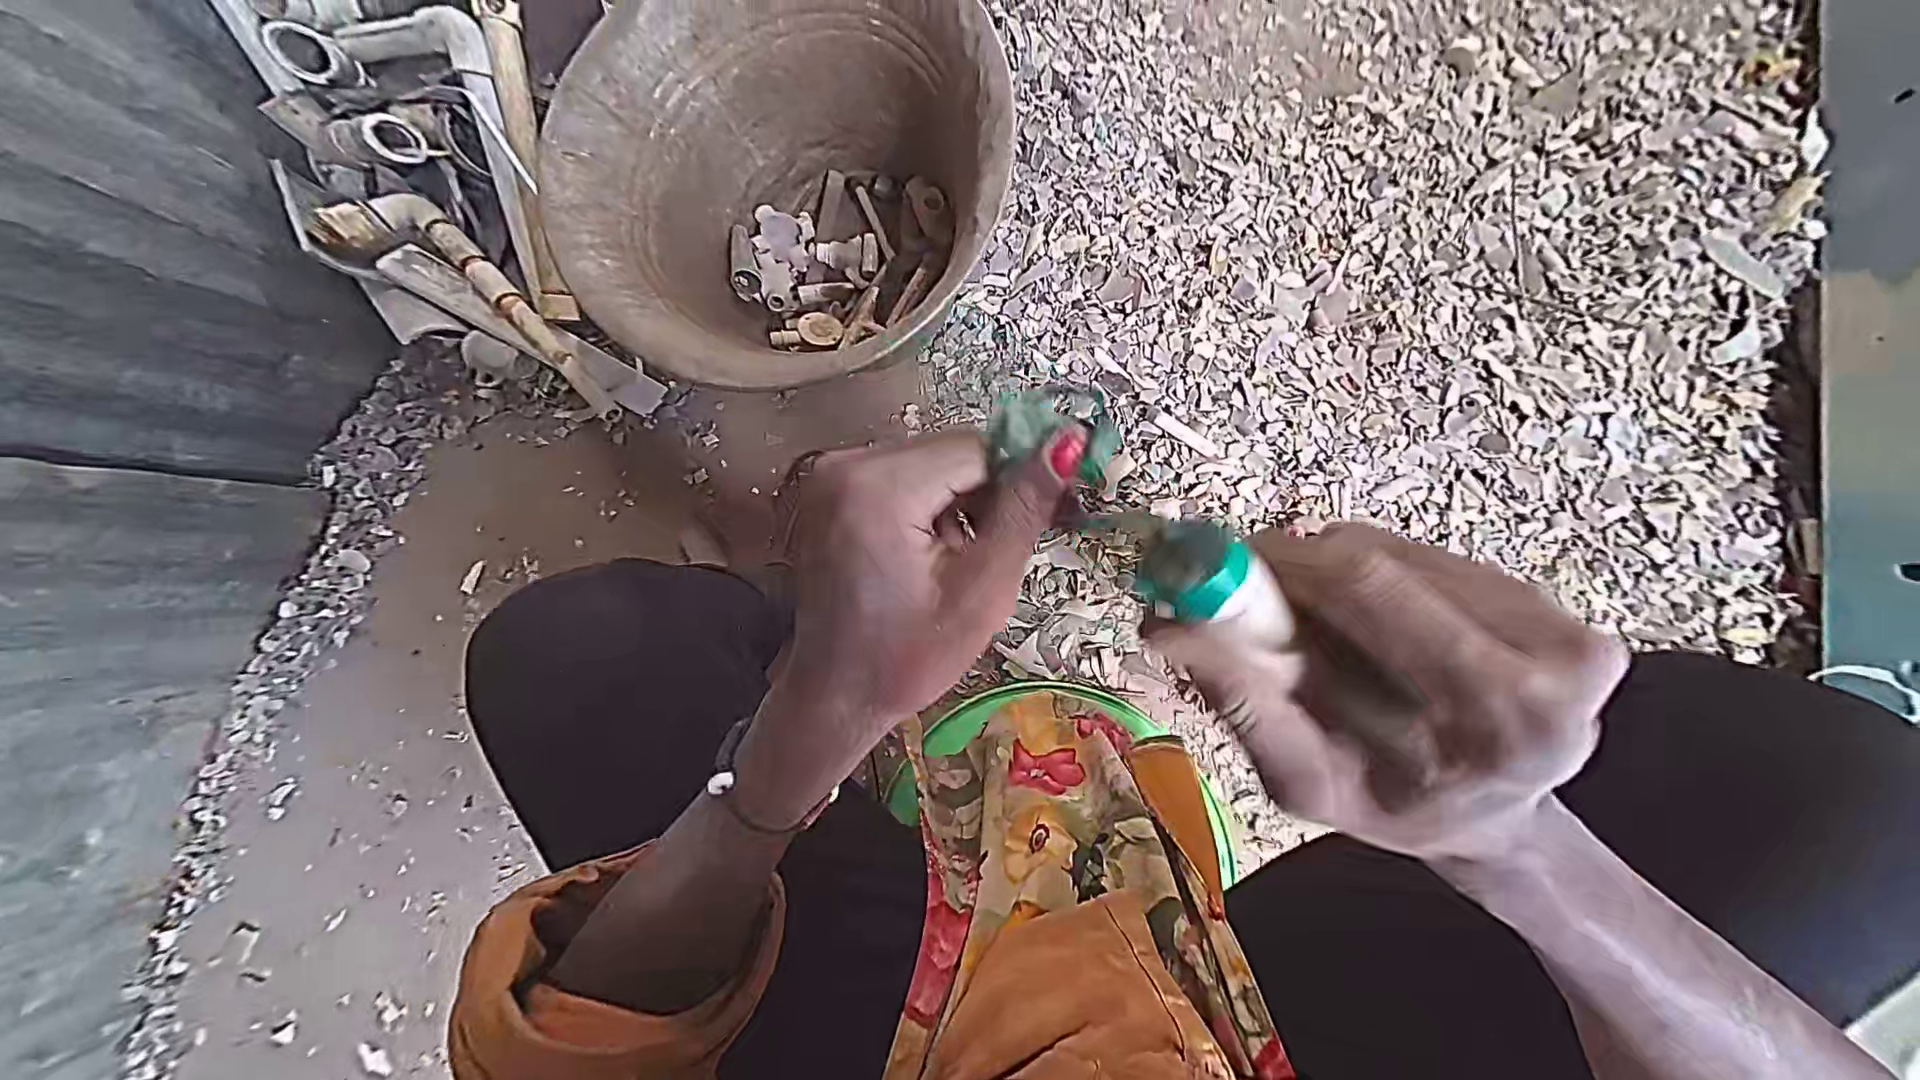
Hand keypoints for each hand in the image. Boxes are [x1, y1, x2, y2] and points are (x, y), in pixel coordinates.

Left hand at [735, 428, 1084, 823]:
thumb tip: (1068, 443)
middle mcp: (846, 464)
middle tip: (1001, 549)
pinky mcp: (830, 490)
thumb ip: (1024, 510)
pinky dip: (929, 504)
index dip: (1022, 476)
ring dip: (960, 501)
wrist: (834, 695)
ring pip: (929, 463)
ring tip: (963, 559)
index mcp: (878, 487)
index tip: (1051, 513)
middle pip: (950, 452)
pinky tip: (933, 552)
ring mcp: (831, 474)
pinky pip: (901, 477)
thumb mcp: (980, 591)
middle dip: (988, 493)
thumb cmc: (906, 658)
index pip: (977, 448)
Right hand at [1150, 524, 1627, 862]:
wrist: (1485, 815)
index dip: (1271, 565)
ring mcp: (1560, 618)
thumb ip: (1240, 702)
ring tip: (1298, 626)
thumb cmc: (1390, 808)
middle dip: (1283, 566)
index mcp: (1502, 715)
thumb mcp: (1303, 779)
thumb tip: (1163, 624)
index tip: (1205, 569)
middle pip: (1375, 558)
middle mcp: (1555, 656)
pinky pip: (1409, 553)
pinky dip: (1352, 575)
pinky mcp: (1543, 597)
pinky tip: (1348, 621)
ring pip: (1385, 548)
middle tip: (1230, 590)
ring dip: (1315, 573)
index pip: (1365, 588)